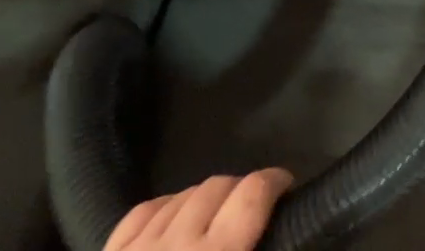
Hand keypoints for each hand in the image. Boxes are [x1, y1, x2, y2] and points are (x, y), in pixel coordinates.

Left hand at [104, 169, 292, 250]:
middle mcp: (178, 243)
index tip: (286, 184)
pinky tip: (173, 216)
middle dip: (241, 188)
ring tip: (214, 216)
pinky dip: (165, 207)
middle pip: (218, 187)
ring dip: (204, 198)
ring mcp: (137, 248)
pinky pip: (142, 212)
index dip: (274, 180)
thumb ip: (251, 245)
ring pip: (182, 195)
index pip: (252, 196)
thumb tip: (265, 229)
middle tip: (253, 207)